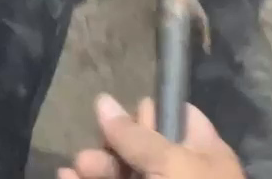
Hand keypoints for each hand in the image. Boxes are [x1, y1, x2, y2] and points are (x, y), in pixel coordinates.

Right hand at [60, 95, 244, 178]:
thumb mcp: (172, 167)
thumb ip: (135, 134)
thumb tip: (102, 100)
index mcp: (205, 157)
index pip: (178, 116)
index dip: (151, 112)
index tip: (129, 118)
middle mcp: (181, 176)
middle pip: (141, 145)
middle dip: (112, 144)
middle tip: (94, 154)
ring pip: (121, 172)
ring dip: (96, 166)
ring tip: (79, 168)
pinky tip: (66, 177)